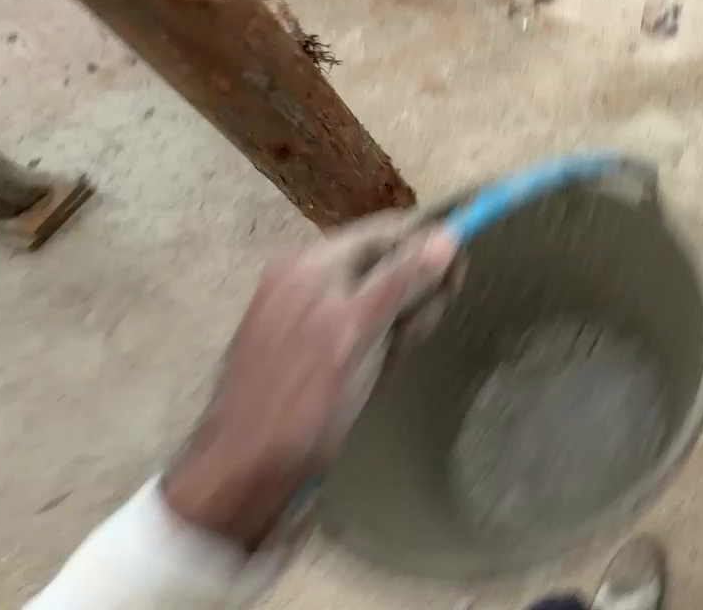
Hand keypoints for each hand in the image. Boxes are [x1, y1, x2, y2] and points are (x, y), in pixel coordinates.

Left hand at [161, 213, 457, 547]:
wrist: (247, 473)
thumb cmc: (305, 396)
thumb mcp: (360, 331)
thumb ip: (405, 278)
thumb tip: (449, 235)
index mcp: (314, 262)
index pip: (392, 230)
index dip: (431, 248)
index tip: (455, 281)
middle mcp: (313, 276)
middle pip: (396, 262)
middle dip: (416, 296)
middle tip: (411, 333)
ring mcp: (315, 309)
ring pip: (391, 297)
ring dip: (405, 325)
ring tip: (388, 359)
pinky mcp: (321, 341)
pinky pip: (373, 324)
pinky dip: (386, 344)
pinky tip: (378, 370)